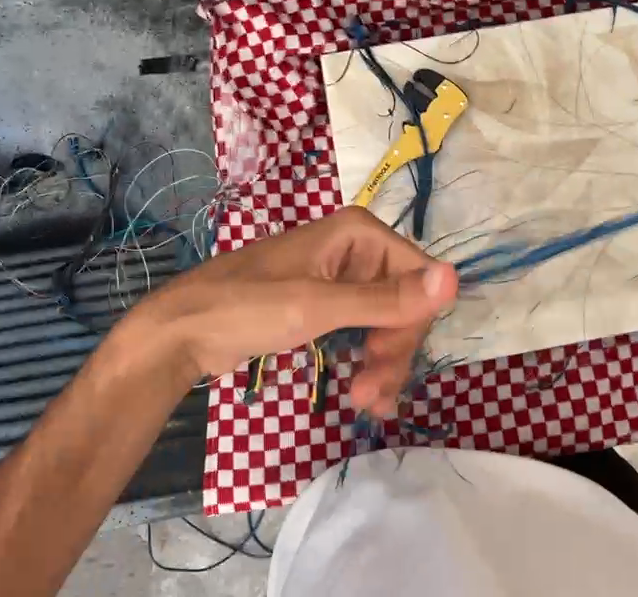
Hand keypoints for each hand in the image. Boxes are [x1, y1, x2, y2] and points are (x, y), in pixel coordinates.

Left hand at [123, 206, 456, 417]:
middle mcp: (357, 250)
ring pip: (387, 323)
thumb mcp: (318, 306)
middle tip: (368, 395)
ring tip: (362, 403)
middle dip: (392, 352)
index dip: (410, 324)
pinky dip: (368, 364)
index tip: (385, 364)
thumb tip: (455, 278)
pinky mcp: (327, 307)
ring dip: (382, 365)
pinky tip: (363, 395)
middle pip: (404, 304)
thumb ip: (387, 300)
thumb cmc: (246, 307)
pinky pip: (365, 333)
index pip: (417, 277)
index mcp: (359, 233)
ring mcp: (342, 279)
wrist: (182, 332)